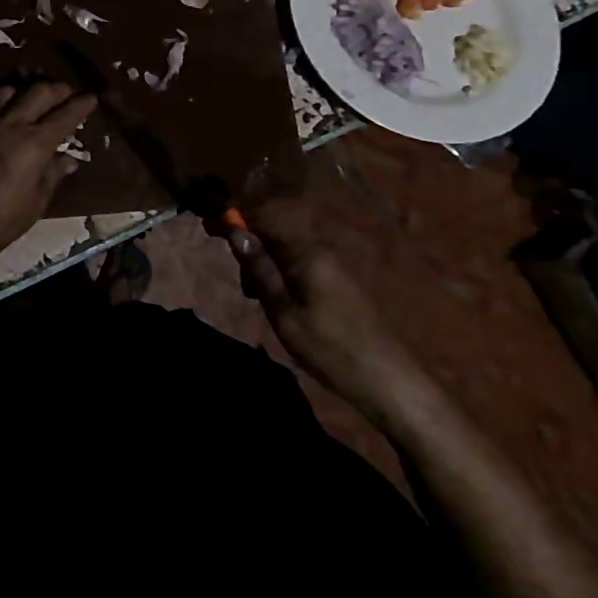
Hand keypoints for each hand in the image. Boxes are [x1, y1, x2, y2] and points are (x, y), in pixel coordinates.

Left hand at [0, 82, 96, 262]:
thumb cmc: (7, 217)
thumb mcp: (39, 199)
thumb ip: (54, 173)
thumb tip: (68, 159)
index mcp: (35, 143)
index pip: (65, 115)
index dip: (82, 105)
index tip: (93, 98)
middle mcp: (14, 125)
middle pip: (40, 91)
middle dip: (59, 89)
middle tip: (69, 95)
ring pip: (13, 91)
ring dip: (30, 90)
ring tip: (41, 98)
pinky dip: (9, 99)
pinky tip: (15, 110)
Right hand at [226, 196, 417, 404]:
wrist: (387, 380)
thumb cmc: (329, 347)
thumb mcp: (283, 311)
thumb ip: (260, 269)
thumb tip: (235, 231)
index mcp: (307, 253)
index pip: (265, 218)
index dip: (236, 218)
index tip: (210, 227)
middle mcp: (321, 250)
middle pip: (274, 232)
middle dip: (249, 246)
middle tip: (240, 282)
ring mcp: (332, 265)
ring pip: (285, 250)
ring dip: (264, 263)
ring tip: (255, 296)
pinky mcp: (338, 281)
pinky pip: (299, 264)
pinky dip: (280, 274)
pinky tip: (277, 301)